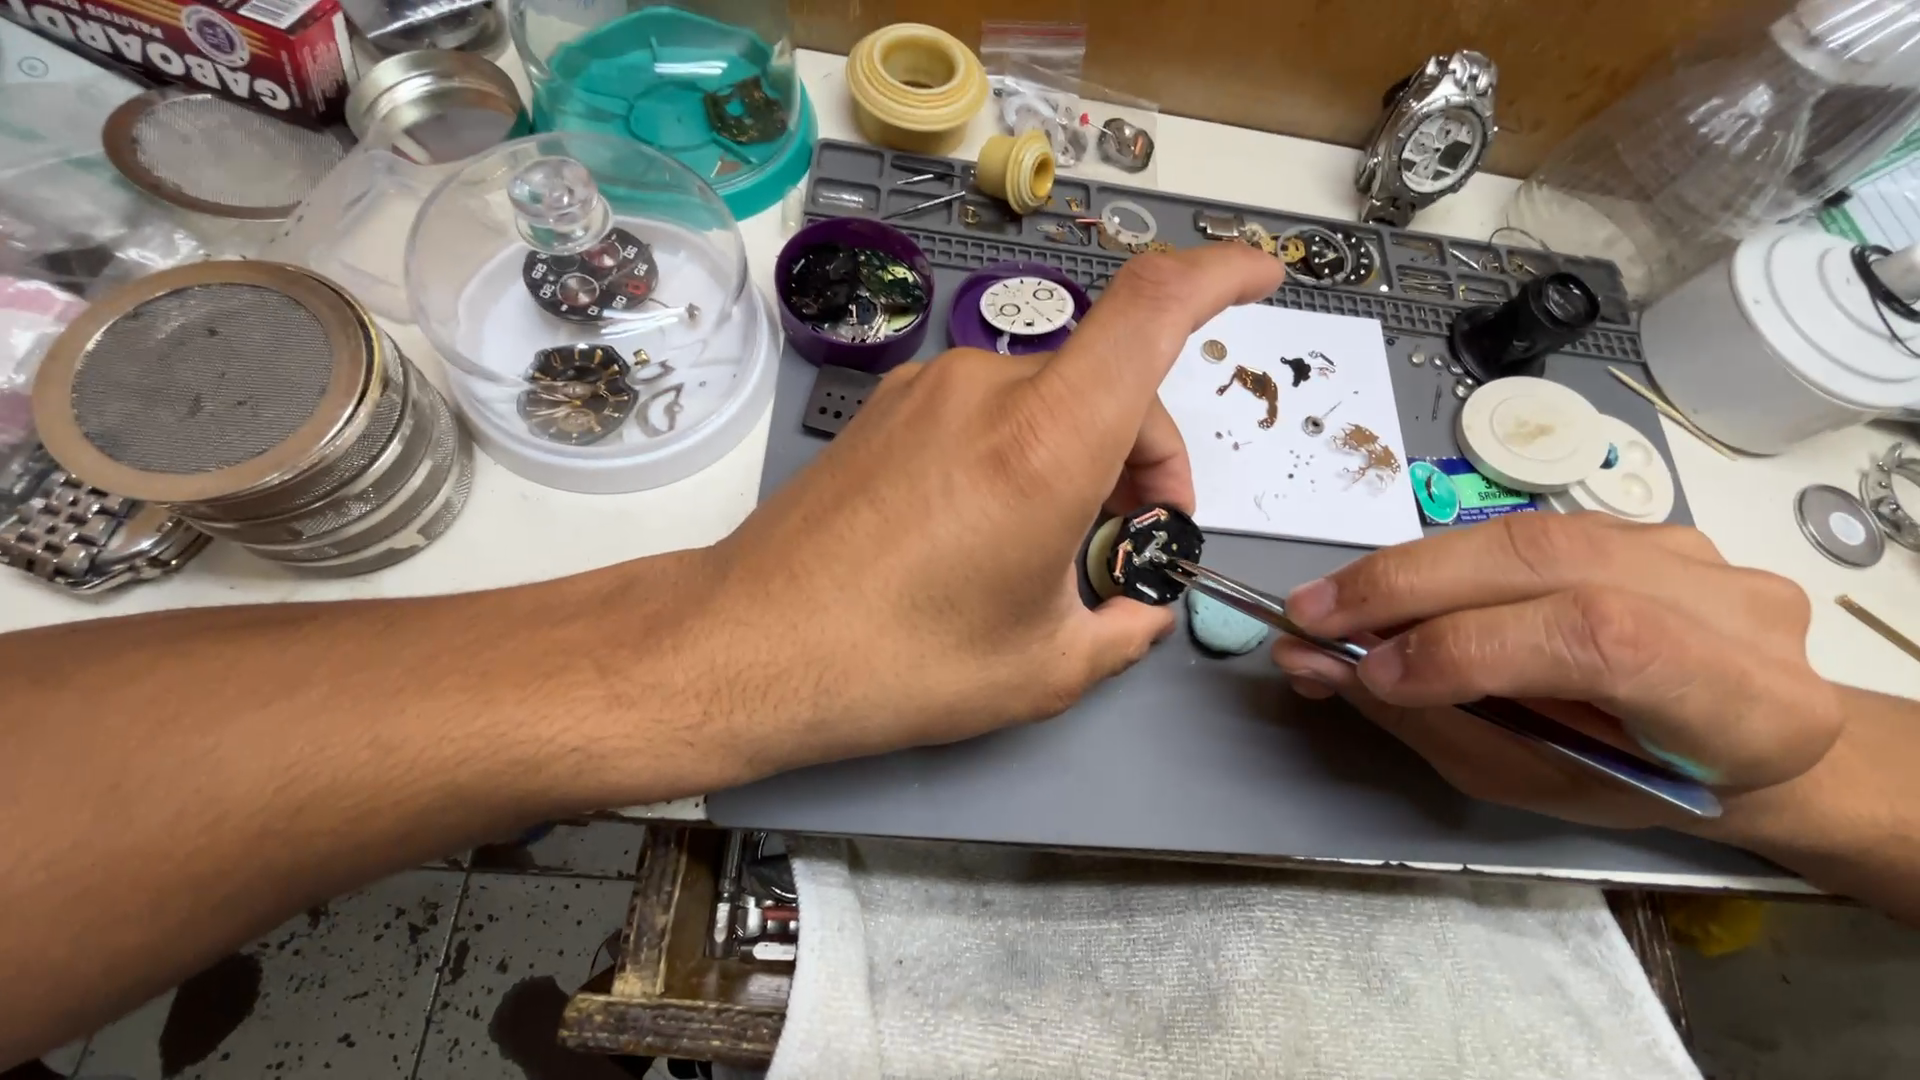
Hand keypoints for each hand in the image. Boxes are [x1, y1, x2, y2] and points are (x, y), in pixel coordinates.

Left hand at [699, 245, 1285, 777]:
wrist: (749, 647)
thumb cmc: (897, 664)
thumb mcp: (1046, 668)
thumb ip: (1124, 626)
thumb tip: (1141, 606)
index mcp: (1045, 442)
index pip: (1153, 309)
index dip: (1221, 277)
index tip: (1261, 279)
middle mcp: (988, 390)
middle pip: (1111, 382)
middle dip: (1145, 458)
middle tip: (1129, 545)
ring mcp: (929, 390)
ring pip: (1050, 398)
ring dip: (1080, 459)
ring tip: (1051, 550)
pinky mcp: (890, 408)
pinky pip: (990, 410)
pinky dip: (1022, 452)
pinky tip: (992, 527)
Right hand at [1270, 512, 1842, 827]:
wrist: (1735, 739)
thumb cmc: (1630, 782)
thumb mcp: (1528, 779)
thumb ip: (1422, 718)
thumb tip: (1312, 664)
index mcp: (1739, 703)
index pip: (1599, 640)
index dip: (1470, 646)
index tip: (1370, 675)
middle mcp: (1728, 606)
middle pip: (1543, 561)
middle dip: (1406, 586)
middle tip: (1306, 616)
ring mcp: (1683, 550)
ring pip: (1516, 535)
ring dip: (1403, 568)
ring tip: (1327, 602)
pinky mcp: (1632, 526)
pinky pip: (1509, 534)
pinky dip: (1432, 562)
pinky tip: (1385, 590)